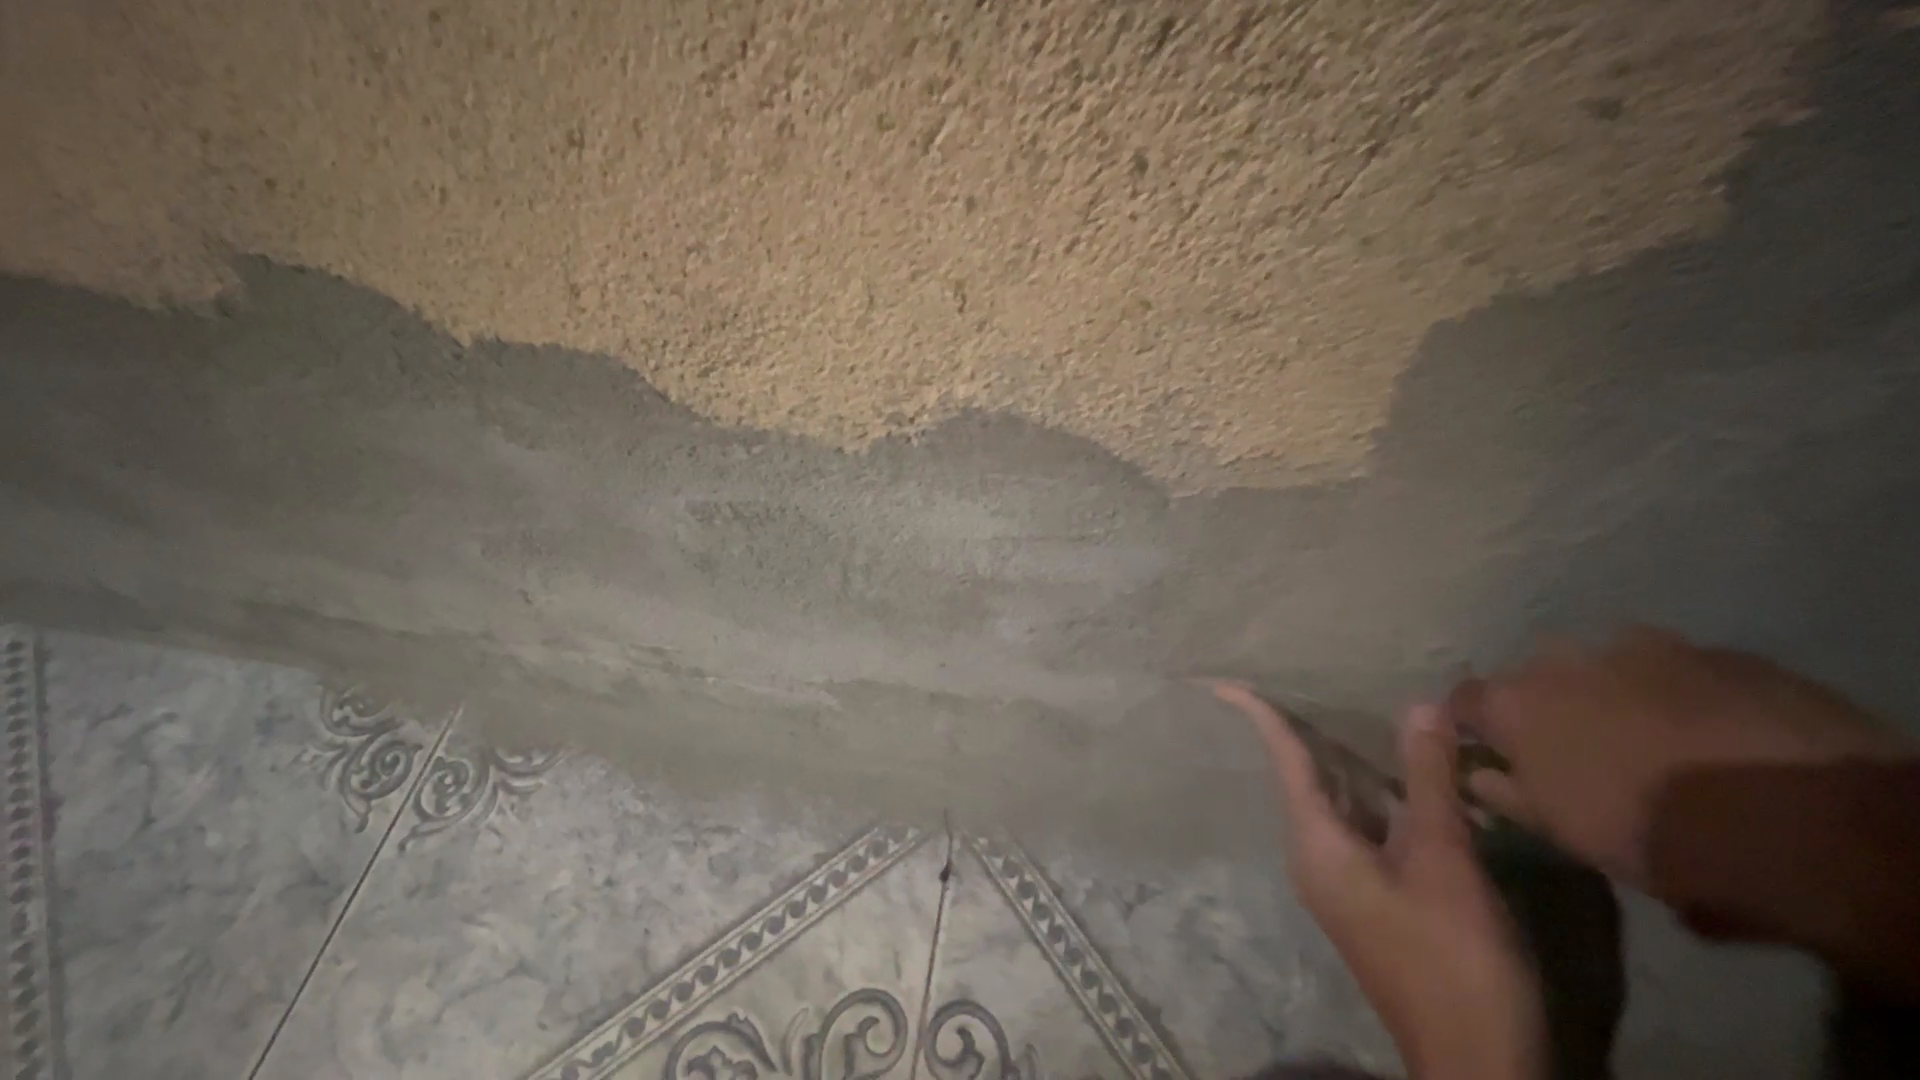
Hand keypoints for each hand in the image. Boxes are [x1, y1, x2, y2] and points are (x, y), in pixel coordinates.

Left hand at [1212, 682, 1544, 1079]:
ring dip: (1346, 759)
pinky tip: (1405, 773)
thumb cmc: (1454, 956)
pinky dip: (1377, 793)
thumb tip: (1419, 705)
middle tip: (1297, 674)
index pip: (1283, 760)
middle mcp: (1316, 857)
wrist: (1476, 1059)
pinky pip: (1362, 826)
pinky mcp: (1373, 897)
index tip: (1224, 680)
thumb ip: (1427, 780)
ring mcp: (1343, 880)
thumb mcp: (1444, 859)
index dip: (1257, 715)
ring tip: (1352, 707)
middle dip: (1301, 728)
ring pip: (1337, 802)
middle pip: (1303, 776)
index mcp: (1316, 844)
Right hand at [1448, 626, 1903, 890]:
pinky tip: (1710, 730)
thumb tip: (1478, 777)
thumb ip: (1510, 795)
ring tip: (1648, 734)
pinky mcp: (1715, 651)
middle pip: (1536, 676)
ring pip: (1608, 665)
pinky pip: (1680, 669)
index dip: (1472, 723)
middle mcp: (1563, 660)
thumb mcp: (1563, 832)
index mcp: (1514, 703)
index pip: (1463, 699)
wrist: (1790, 813)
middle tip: (1575, 746)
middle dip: (1548, 703)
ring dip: (1614, 691)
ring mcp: (1642, 647)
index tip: (1485, 747)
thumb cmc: (1648, 832)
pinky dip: (1680, 693)